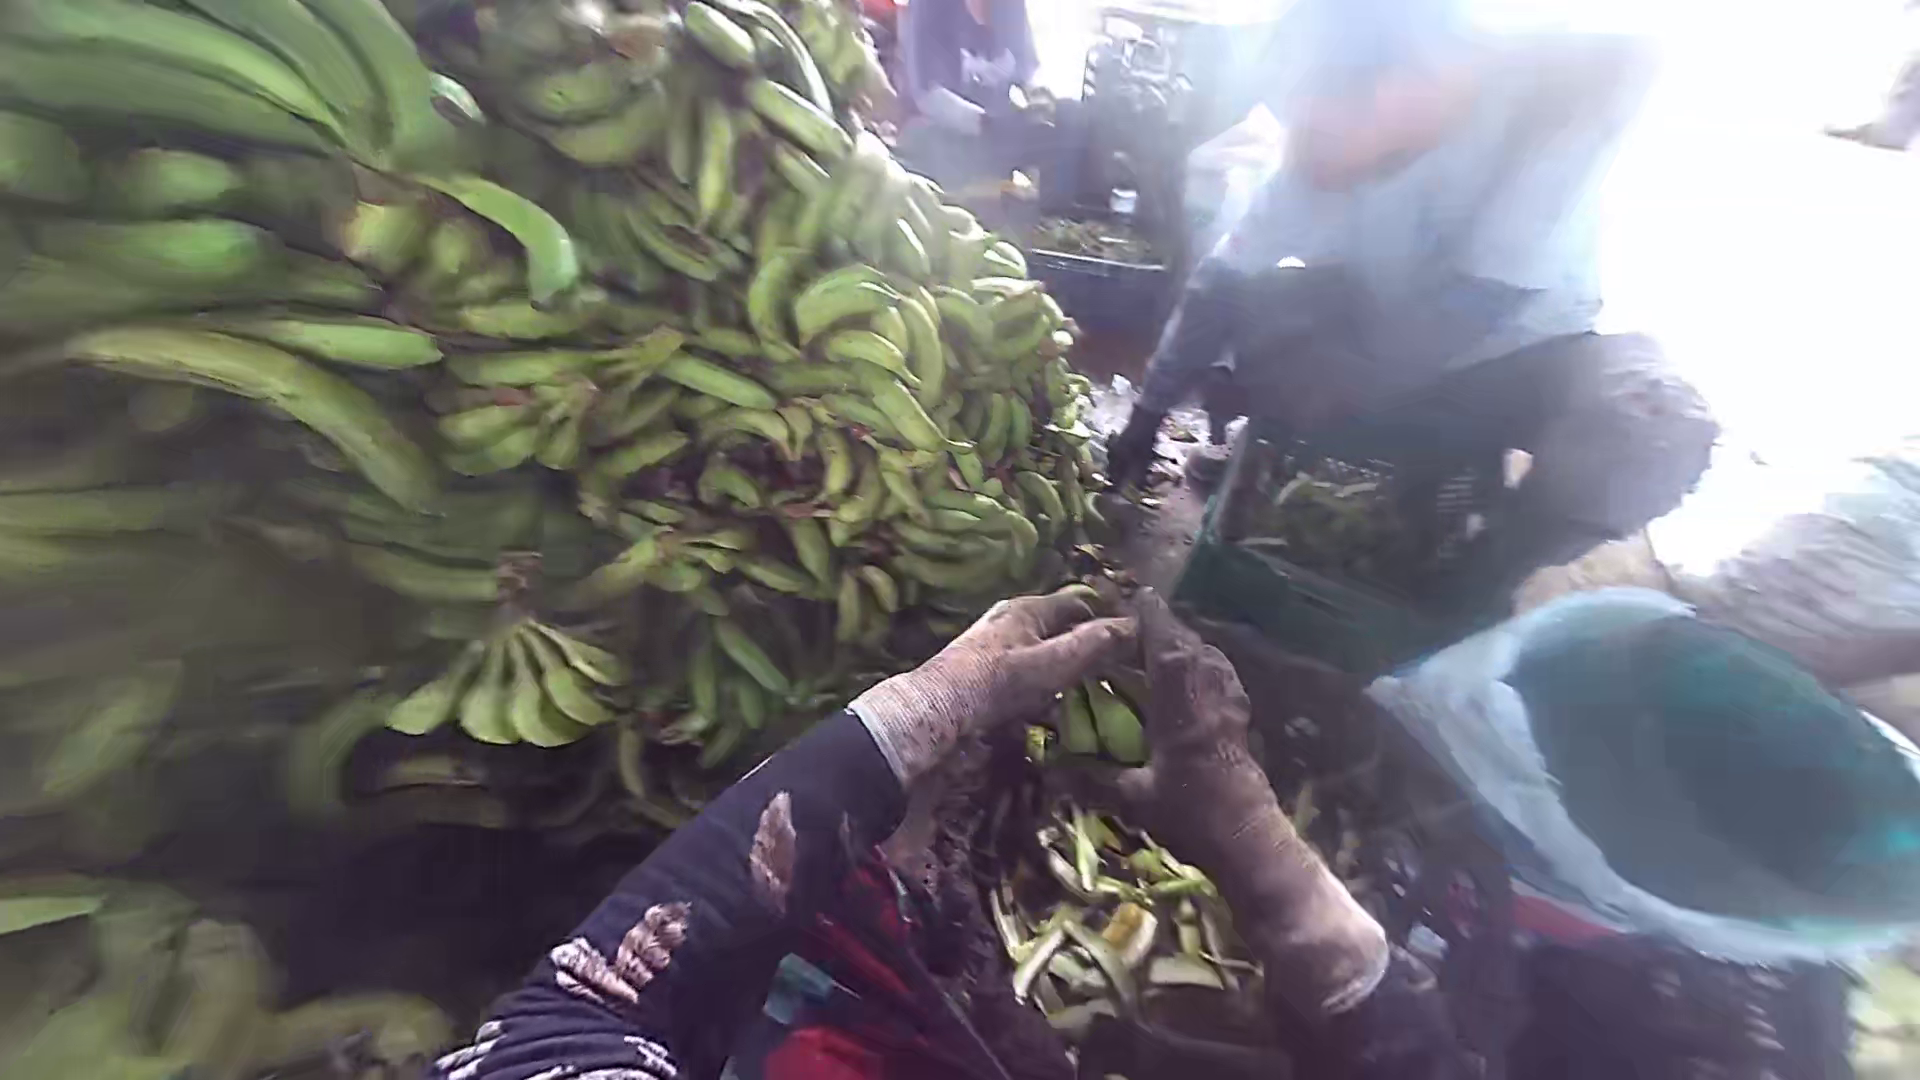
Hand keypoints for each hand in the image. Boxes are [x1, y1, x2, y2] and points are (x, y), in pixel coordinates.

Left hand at [852, 586, 1133, 782]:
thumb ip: (1092, 644)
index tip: (1126, 642)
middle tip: (1108, 668)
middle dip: (1083, 641)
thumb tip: (1132, 625)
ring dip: (1062, 659)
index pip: (1078, 603)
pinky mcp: (983, 661)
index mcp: (1029, 607)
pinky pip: (1023, 660)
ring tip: (1083, 684)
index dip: (1104, 618)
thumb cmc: (999, 681)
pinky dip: (1041, 673)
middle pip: (1058, 623)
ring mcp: (995, 638)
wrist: (939, 705)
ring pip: (1040, 642)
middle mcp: (1011, 615)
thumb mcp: (1053, 663)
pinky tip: (1046, 696)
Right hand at [1107, 591, 1387, 1018]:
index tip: (1140, 596)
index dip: (1154, 620)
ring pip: (1211, 659)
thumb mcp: (1135, 801)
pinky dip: (1205, 662)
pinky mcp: (1240, 722)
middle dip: (1167, 627)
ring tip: (1162, 641)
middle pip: (1191, 647)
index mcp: (1182, 711)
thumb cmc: (1192, 818)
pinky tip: (1194, 673)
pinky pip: (1222, 676)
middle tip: (1139, 619)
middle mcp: (1209, 700)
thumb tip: (1049, 772)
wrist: (1252, 845)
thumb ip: (1093, 781)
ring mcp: (1229, 709)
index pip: (1169, 651)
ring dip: (1187, 642)